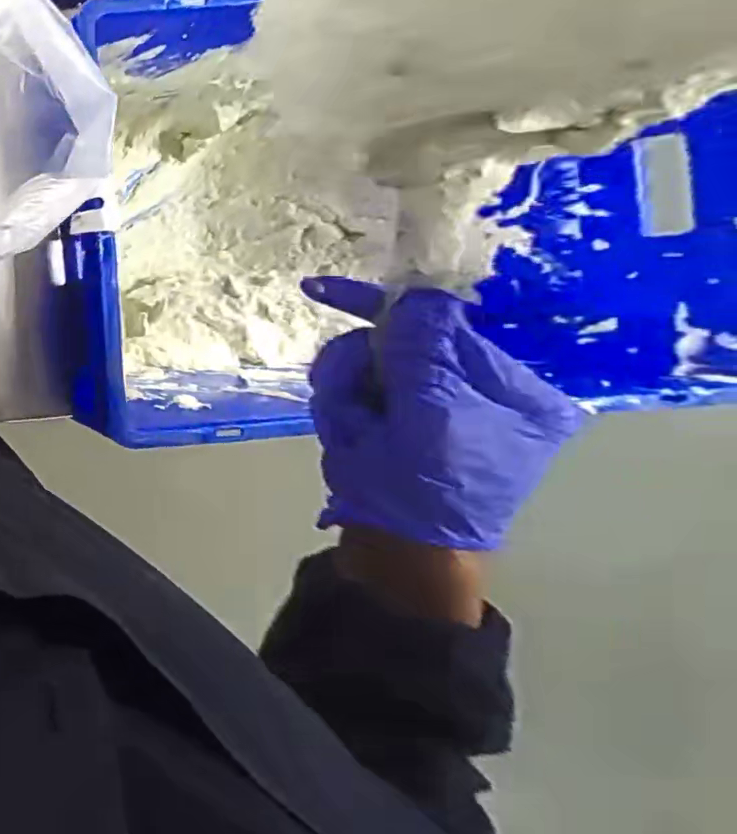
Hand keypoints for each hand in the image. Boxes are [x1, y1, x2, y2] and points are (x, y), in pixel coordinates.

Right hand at [302, 276, 584, 551]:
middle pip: (394, 345)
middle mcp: (466, 389)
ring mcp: (419, 404)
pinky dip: (336, 405)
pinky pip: (346, 389)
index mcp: (508, 388)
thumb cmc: (429, 484)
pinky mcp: (382, 417)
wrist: (395, 543)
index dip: (390, 310)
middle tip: (351, 403)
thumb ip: (421, 352)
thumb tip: (413, 300)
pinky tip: (345, 430)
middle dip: (358, 367)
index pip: (444, 326)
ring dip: (342, 390)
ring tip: (349, 426)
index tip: (325, 290)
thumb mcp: (433, 414)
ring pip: (360, 366)